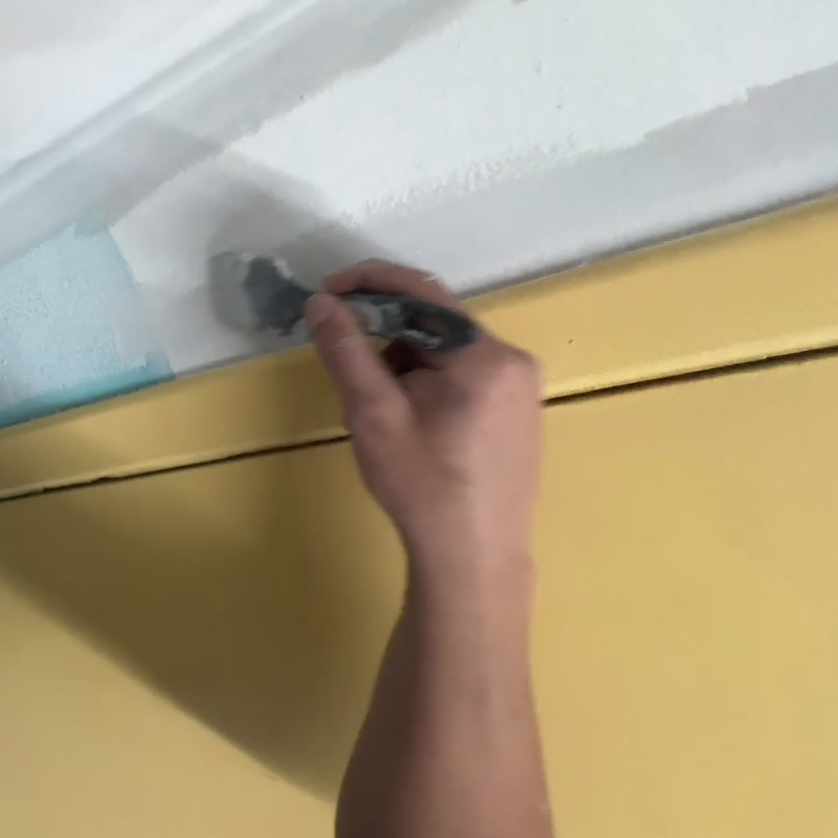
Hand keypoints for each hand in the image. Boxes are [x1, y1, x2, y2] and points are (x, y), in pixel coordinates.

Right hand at [304, 261, 542, 581]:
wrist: (471, 555)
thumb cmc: (420, 483)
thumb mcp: (371, 411)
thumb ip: (345, 349)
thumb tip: (320, 301)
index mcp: (484, 356)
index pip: (421, 292)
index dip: (367, 282)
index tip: (323, 292)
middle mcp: (511, 361)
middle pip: (432, 320)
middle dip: (378, 329)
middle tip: (338, 359)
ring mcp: (517, 387)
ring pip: (440, 348)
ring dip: (396, 357)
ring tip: (371, 405)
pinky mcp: (512, 410)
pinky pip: (456, 371)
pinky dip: (418, 377)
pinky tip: (401, 416)